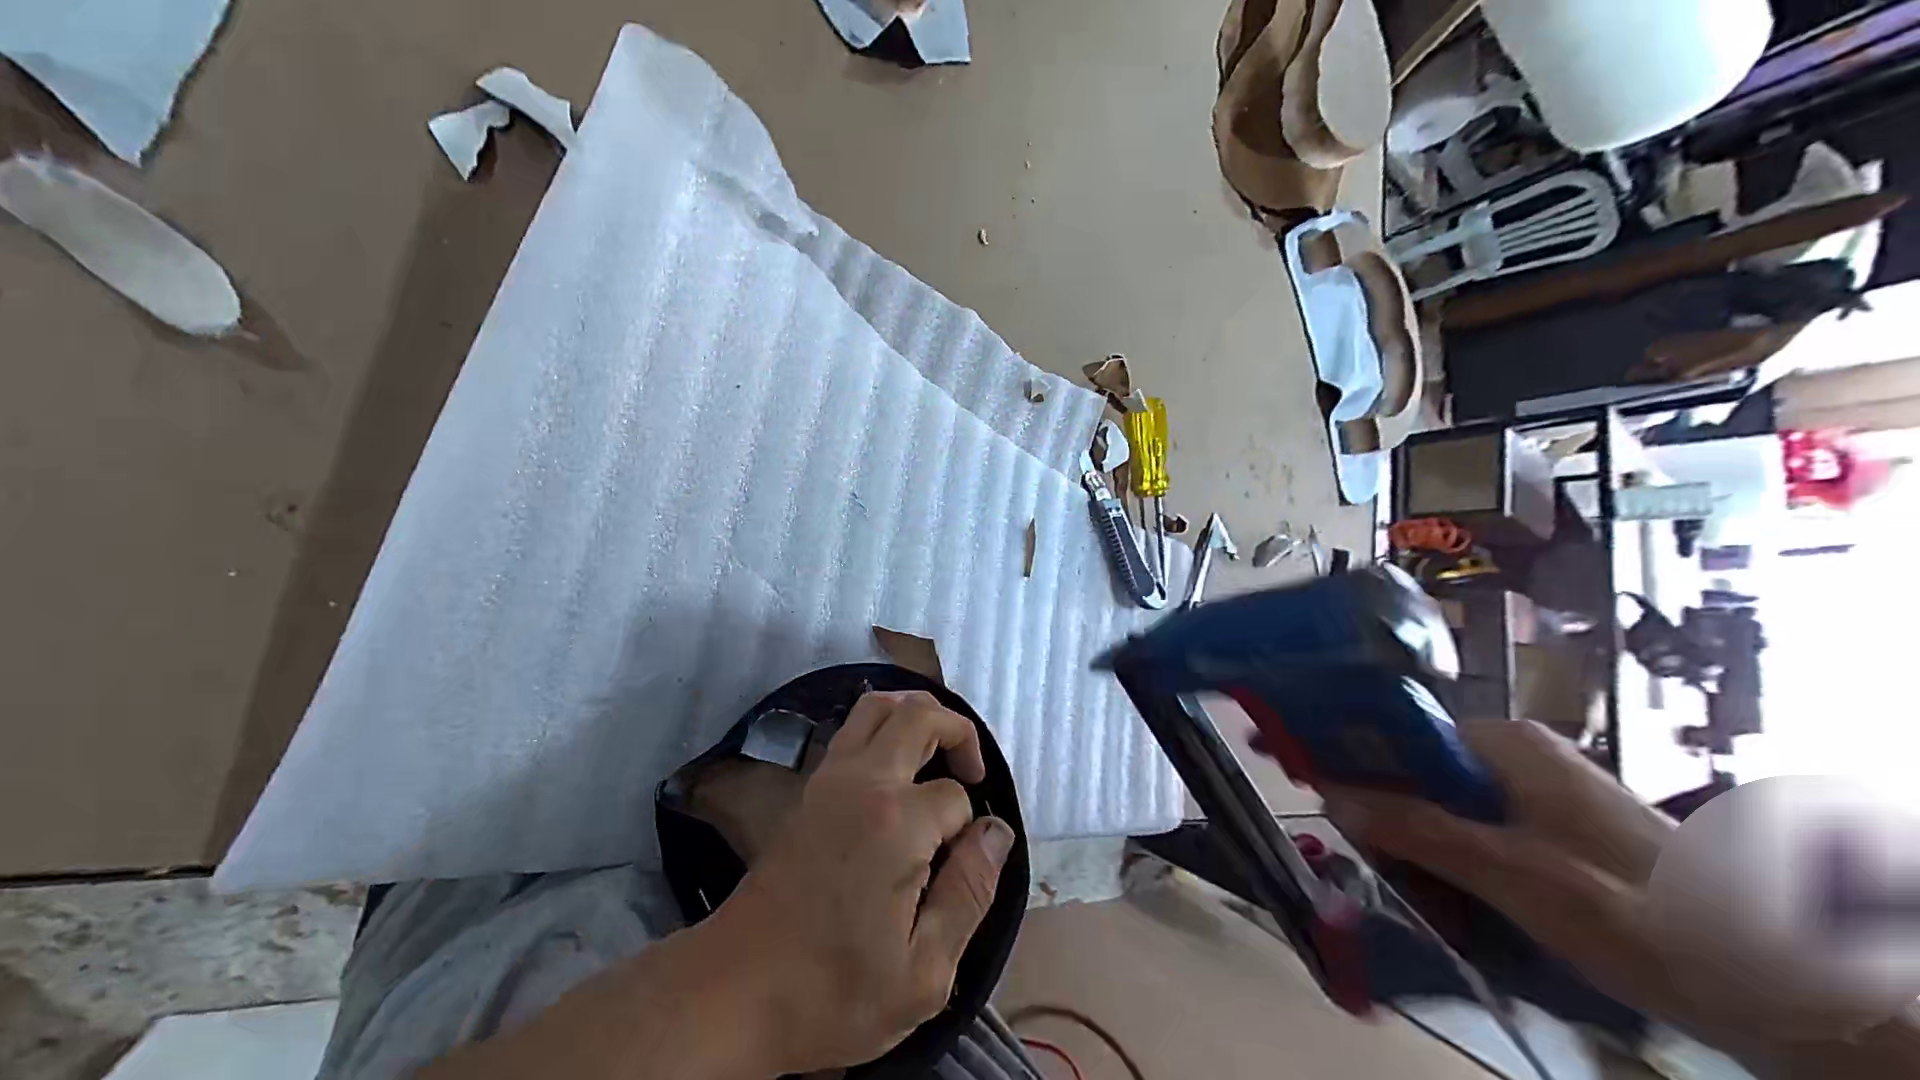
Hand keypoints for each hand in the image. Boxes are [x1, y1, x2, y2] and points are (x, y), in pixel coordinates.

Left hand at [705, 690, 1016, 1074]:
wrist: (733, 991)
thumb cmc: (832, 993)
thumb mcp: (923, 971)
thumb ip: (969, 892)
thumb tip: (996, 832)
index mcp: (895, 823)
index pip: (955, 796)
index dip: (969, 829)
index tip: (960, 867)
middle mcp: (862, 781)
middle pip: (919, 714)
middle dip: (959, 732)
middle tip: (972, 775)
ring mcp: (828, 778)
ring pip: (878, 706)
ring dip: (919, 715)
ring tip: (940, 755)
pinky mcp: (808, 788)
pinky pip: (853, 729)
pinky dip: (886, 727)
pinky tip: (899, 767)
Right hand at [1320, 719, 1919, 1077]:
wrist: (1785, 983)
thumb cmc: (1647, 915)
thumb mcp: (1522, 876)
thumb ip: (1424, 832)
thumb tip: (1332, 796)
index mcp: (1505, 743)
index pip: (1395, 728)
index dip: (1340, 744)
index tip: (1289, 760)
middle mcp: (1514, 753)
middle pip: (1412, 768)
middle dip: (1382, 811)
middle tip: (1369, 859)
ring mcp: (1532, 789)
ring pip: (1437, 803)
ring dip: (1416, 844)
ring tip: (1418, 892)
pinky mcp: (1547, 825)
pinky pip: (1468, 828)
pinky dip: (1447, 857)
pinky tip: (1456, 897)